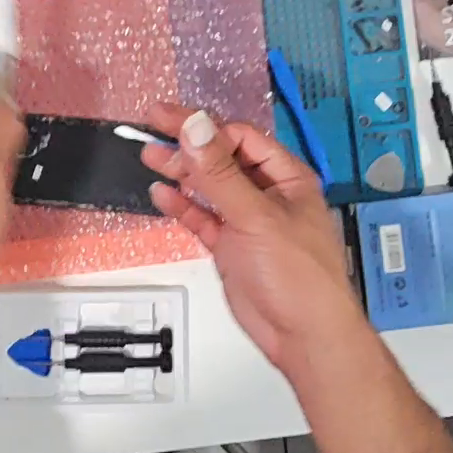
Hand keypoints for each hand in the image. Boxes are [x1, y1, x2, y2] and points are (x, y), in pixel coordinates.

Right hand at [141, 104, 367, 373]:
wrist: (302, 334)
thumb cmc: (298, 276)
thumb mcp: (256, 216)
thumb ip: (220, 173)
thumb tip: (195, 128)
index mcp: (285, 177)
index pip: (238, 137)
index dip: (202, 126)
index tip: (167, 118)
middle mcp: (266, 193)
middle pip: (220, 158)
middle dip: (186, 146)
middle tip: (151, 132)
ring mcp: (247, 220)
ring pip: (208, 187)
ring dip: (180, 172)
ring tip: (150, 157)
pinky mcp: (231, 245)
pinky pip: (202, 217)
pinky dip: (181, 205)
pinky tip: (162, 194)